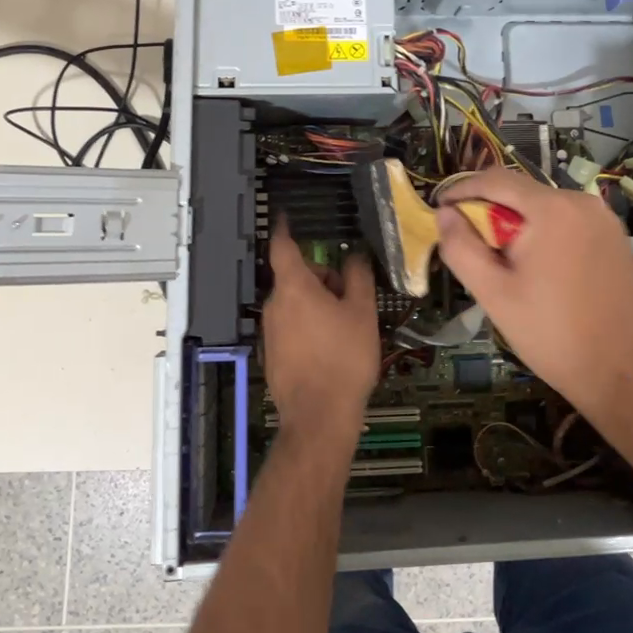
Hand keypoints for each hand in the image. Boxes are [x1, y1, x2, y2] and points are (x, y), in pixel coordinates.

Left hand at [262, 218, 379, 439]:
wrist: (320, 416)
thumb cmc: (344, 359)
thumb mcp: (362, 312)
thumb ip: (357, 277)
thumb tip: (352, 255)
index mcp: (293, 287)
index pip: (282, 246)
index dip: (284, 228)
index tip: (286, 216)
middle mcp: (274, 304)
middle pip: (295, 276)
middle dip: (320, 277)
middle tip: (350, 295)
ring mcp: (270, 331)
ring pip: (294, 302)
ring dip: (316, 302)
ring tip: (346, 326)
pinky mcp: (272, 354)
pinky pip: (291, 326)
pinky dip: (308, 325)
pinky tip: (331, 347)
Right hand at [436, 170, 632, 409]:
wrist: (624, 373)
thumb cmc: (553, 334)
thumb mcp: (494, 294)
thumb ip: (462, 248)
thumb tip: (444, 213)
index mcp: (552, 209)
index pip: (495, 180)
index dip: (461, 190)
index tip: (438, 209)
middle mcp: (582, 201)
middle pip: (521, 192)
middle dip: (489, 212)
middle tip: (469, 246)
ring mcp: (604, 219)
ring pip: (544, 208)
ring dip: (517, 225)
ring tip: (501, 263)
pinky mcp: (615, 238)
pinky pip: (567, 222)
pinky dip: (544, 234)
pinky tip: (538, 269)